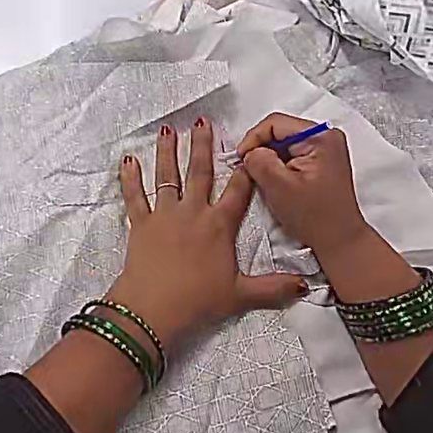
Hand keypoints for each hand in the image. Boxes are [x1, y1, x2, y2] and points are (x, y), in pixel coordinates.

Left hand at [110, 117, 306, 349]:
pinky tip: (128, 160)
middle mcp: (193, 213)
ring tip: (168, 130)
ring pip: (167, 176)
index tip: (249, 149)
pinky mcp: (141, 224)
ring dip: (168, 152)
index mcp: (219, 225)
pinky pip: (134, 196)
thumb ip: (273, 288)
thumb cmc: (197, 300)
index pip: (238, 191)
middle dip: (202, 146)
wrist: (152, 310)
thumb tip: (304, 287)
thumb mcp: (240, 295)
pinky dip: (130, 178)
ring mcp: (165, 216)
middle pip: (200, 172)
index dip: (245, 169)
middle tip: (202, 122)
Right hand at [235, 113, 375, 262]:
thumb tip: (250, 152)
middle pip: (280, 131)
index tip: (242, 158)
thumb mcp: (279, 187)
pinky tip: (277, 183)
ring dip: (271, 160)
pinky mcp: (322, 161)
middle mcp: (327, 137)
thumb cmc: (316, 218)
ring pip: (285, 144)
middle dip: (262, 150)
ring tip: (265, 180)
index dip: (253, 139)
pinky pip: (293, 155)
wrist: (339, 240)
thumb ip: (259, 161)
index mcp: (320, 137)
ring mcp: (326, 149)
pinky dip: (280, 166)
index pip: (275, 123)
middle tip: (250, 170)